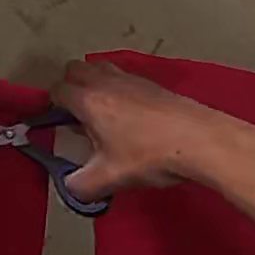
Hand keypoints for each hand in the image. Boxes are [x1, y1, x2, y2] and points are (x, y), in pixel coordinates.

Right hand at [52, 60, 254, 201]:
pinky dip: (118, 87)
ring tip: (105, 111)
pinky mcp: (151, 82)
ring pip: (100, 67)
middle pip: (74, 69)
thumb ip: (82, 185)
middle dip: (71, 86)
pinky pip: (123, 75)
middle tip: (80, 114)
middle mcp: (104, 81)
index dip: (53, 105)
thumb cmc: (149, 155)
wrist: (201, 140)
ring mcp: (130, 78)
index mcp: (88, 100)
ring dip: (94, 82)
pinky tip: (132, 114)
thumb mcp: (111, 178)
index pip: (57, 90)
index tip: (60, 124)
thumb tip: (69, 187)